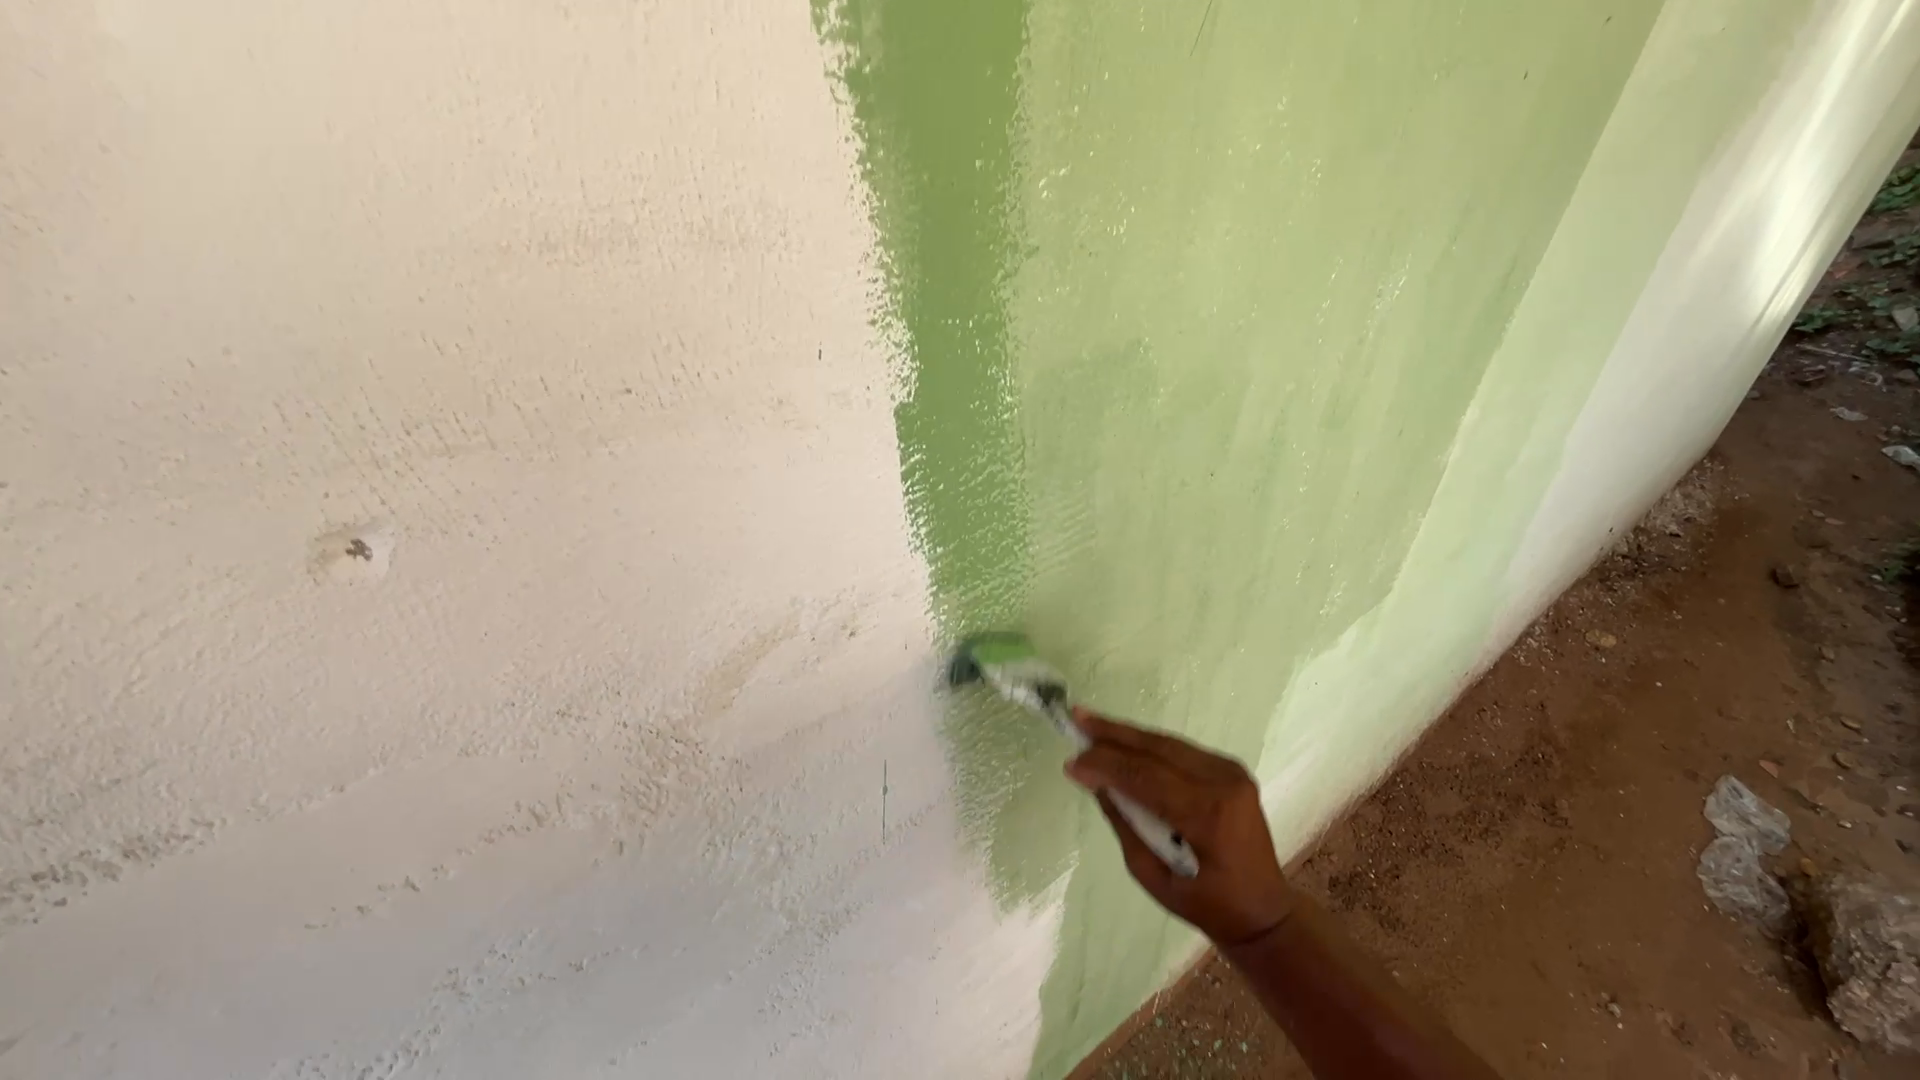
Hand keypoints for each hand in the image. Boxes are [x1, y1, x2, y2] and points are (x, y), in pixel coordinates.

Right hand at [1065, 707, 1297, 945]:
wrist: (1263, 908)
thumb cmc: (1208, 904)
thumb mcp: (1154, 877)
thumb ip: (1125, 825)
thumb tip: (1098, 783)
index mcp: (1209, 815)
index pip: (1145, 778)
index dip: (1106, 765)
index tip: (1071, 763)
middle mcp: (1224, 783)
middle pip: (1157, 749)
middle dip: (1112, 734)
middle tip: (1076, 717)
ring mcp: (1231, 771)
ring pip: (1167, 743)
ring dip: (1127, 734)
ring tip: (1090, 722)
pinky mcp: (1229, 768)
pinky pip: (1179, 749)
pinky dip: (1147, 745)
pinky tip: (1121, 740)